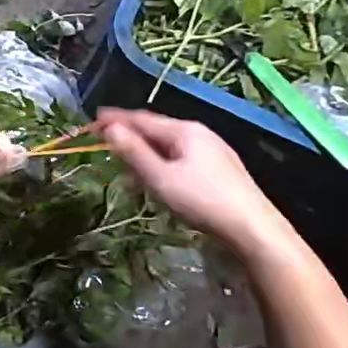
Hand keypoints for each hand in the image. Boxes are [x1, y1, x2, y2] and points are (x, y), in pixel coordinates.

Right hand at [95, 108, 301, 261]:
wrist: (253, 229)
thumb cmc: (202, 201)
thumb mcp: (160, 178)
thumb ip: (134, 152)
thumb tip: (110, 128)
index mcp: (184, 131)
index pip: (142, 119)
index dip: (116, 119)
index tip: (94, 120)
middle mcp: (200, 133)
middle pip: (158, 129)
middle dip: (132, 135)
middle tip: (107, 142)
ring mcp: (214, 150)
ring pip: (170, 144)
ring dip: (147, 150)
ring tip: (128, 162)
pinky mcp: (221, 169)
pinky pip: (183, 156)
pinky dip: (163, 161)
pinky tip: (159, 176)